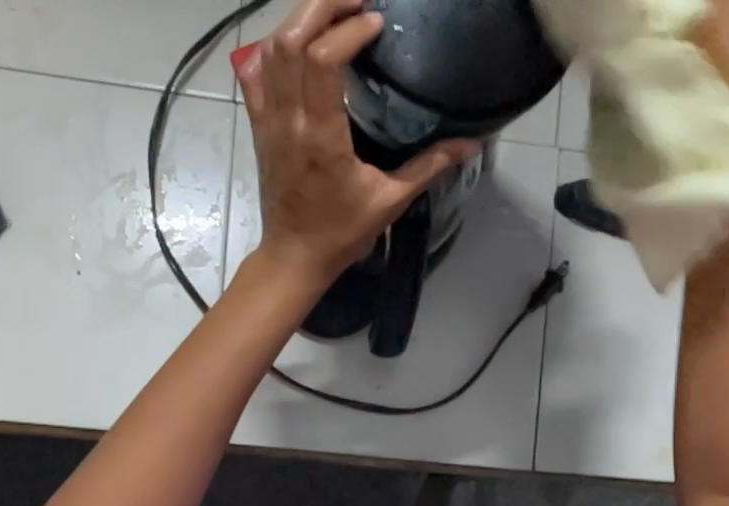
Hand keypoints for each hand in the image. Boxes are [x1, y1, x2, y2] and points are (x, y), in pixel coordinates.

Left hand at [235, 0, 478, 284]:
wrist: (294, 256)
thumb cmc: (340, 233)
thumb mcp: (389, 202)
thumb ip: (429, 166)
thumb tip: (472, 143)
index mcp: (320, 137)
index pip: (322, 60)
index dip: (348, 30)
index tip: (377, 24)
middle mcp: (288, 121)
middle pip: (290, 41)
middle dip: (321, 6)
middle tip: (356, 0)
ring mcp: (269, 123)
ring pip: (270, 51)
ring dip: (299, 20)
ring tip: (334, 12)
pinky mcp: (260, 128)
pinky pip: (256, 74)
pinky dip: (275, 47)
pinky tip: (300, 41)